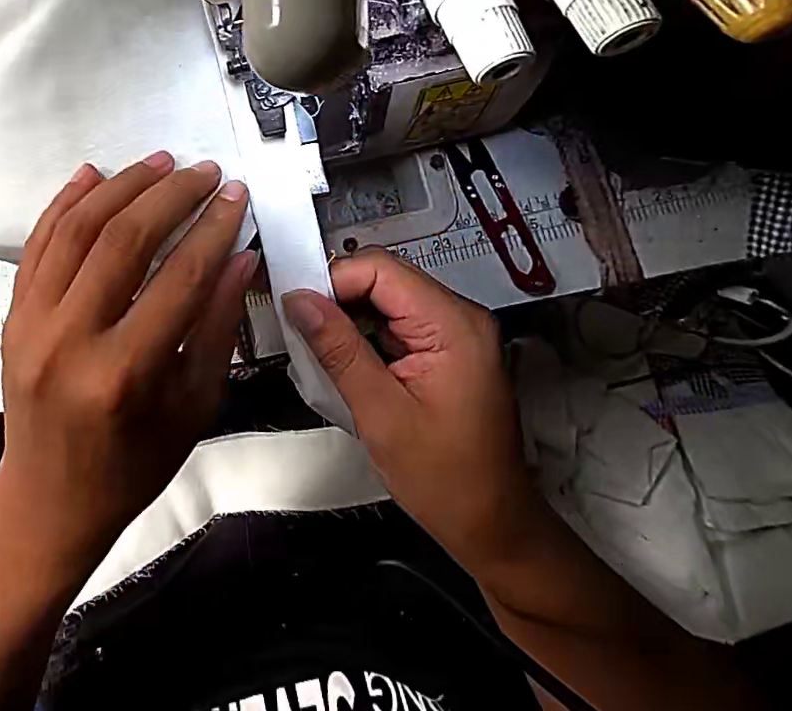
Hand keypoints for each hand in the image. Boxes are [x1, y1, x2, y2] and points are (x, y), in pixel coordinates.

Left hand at [0, 152, 258, 577]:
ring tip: (160, 162)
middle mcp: (69, 339)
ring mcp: (31, 323)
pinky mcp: (13, 316)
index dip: (214, 229)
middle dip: (171, 196)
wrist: (48, 500)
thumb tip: (241, 257)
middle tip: (204, 172)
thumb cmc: (132, 465)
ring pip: (77, 230)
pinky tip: (93, 174)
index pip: (178, 278)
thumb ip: (216, 326)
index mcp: (123, 373)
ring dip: (121, 186)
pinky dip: (65, 203)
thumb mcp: (193, 406)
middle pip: (123, 240)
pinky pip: (39, 244)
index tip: (236, 196)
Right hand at [281, 250, 545, 574]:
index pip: (380, 269)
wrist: (492, 523)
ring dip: (348, 318)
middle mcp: (460, 317)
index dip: (333, 281)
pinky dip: (364, 334)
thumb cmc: (449, 480)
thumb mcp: (380, 414)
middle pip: (383, 277)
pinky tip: (347, 362)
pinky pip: (395, 320)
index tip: (299, 307)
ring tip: (323, 353)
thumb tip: (300, 301)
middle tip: (303, 330)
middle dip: (337, 298)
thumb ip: (338, 349)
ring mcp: (455, 331)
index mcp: (454, 325)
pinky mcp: (445, 346)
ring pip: (385, 298)